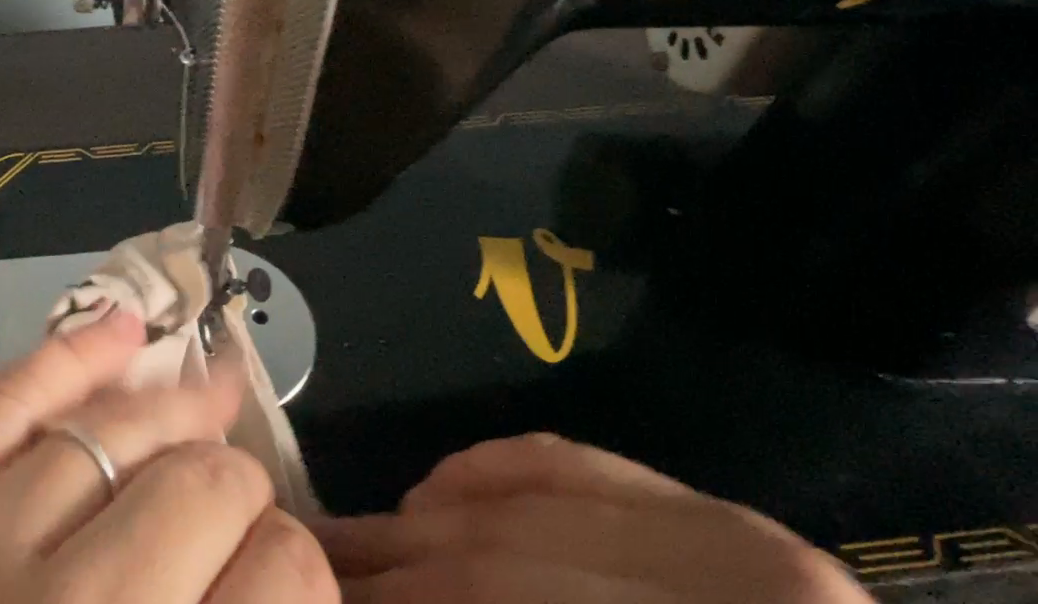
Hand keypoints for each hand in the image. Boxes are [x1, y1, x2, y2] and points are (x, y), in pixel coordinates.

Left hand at [0, 306, 337, 603]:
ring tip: (212, 401)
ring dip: (177, 414)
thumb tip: (268, 578)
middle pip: (205, 490)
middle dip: (239, 490)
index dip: (295, 564)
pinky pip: (3, 406)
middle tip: (234, 514)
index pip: (281, 578)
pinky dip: (67, 359)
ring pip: (114, 434)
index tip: (276, 571)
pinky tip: (121, 330)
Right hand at [311, 434, 873, 603]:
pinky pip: (577, 466)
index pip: (493, 595)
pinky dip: (489, 470)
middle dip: (390, 564)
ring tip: (354, 543)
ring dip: (421, 521)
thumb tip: (370, 597)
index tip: (324, 595)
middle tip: (316, 570)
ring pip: (528, 501)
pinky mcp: (731, 519)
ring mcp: (739, 542)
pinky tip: (432, 492)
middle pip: (502, 557)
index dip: (392, 596)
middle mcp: (734, 587)